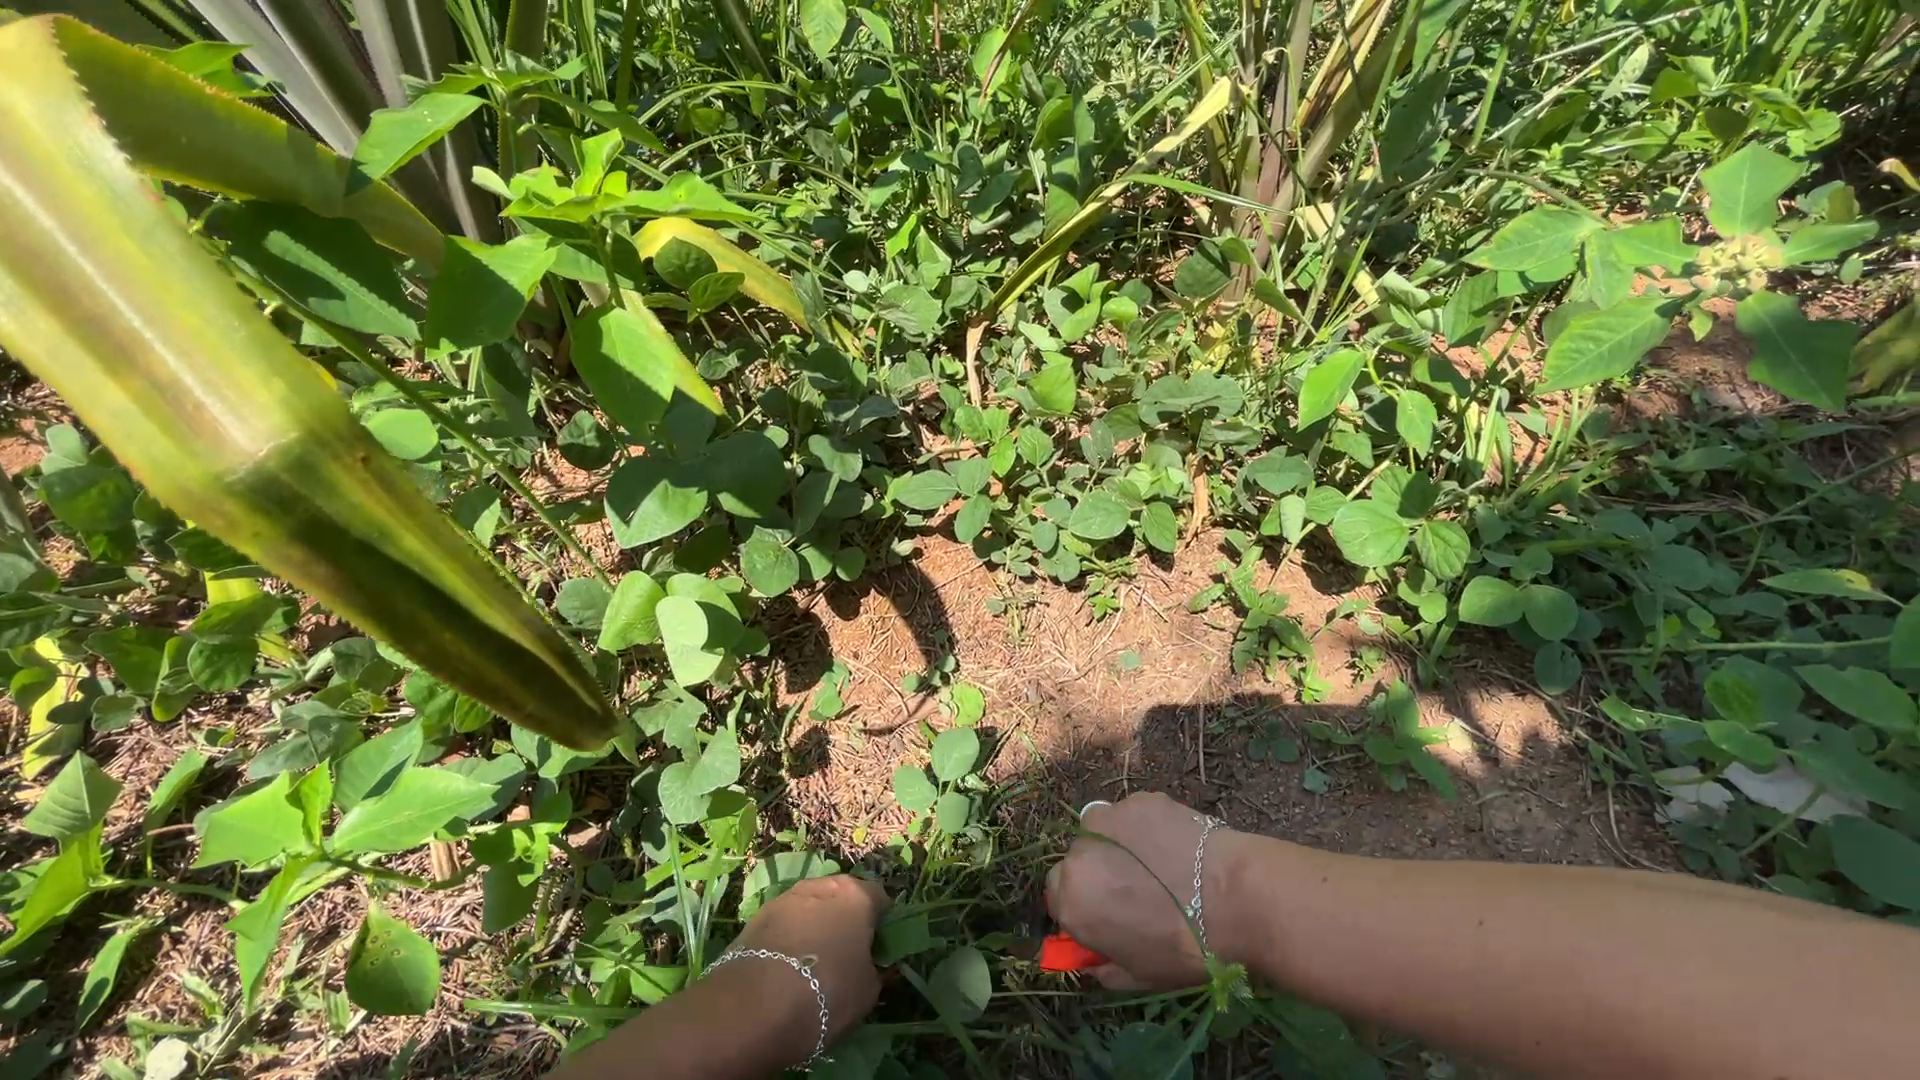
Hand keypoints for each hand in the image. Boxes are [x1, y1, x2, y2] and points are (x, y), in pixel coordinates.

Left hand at [721, 875, 889, 1057]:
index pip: (880, 898)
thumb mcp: (868, 991)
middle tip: (844, 953)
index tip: (876, 948)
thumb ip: (874, 969)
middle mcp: (823, 885)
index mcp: (857, 896)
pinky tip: (784, 968)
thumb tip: (869, 964)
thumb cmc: (827, 992)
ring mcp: (786, 897)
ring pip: (810, 907)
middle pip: (842, 897)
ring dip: (814, 926)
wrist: (755, 1005)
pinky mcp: (757, 915)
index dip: (880, 923)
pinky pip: (784, 923)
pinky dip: (788, 938)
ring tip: (810, 963)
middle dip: (845, 919)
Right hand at [1046, 792, 1247, 990]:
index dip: (1081, 906)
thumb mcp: (1138, 977)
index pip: (1056, 897)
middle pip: (1079, 860)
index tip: (1104, 915)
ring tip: (1159, 865)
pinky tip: (1176, 847)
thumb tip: (1092, 962)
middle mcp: (1079, 852)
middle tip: (1136, 891)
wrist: (1235, 897)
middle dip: (1099, 873)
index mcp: (1071, 897)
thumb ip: (1102, 968)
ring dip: (1118, 845)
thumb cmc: (1184, 947)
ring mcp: (1109, 817)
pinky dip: (1146, 828)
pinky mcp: (1140, 799)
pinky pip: (1134, 815)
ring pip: (1103, 831)